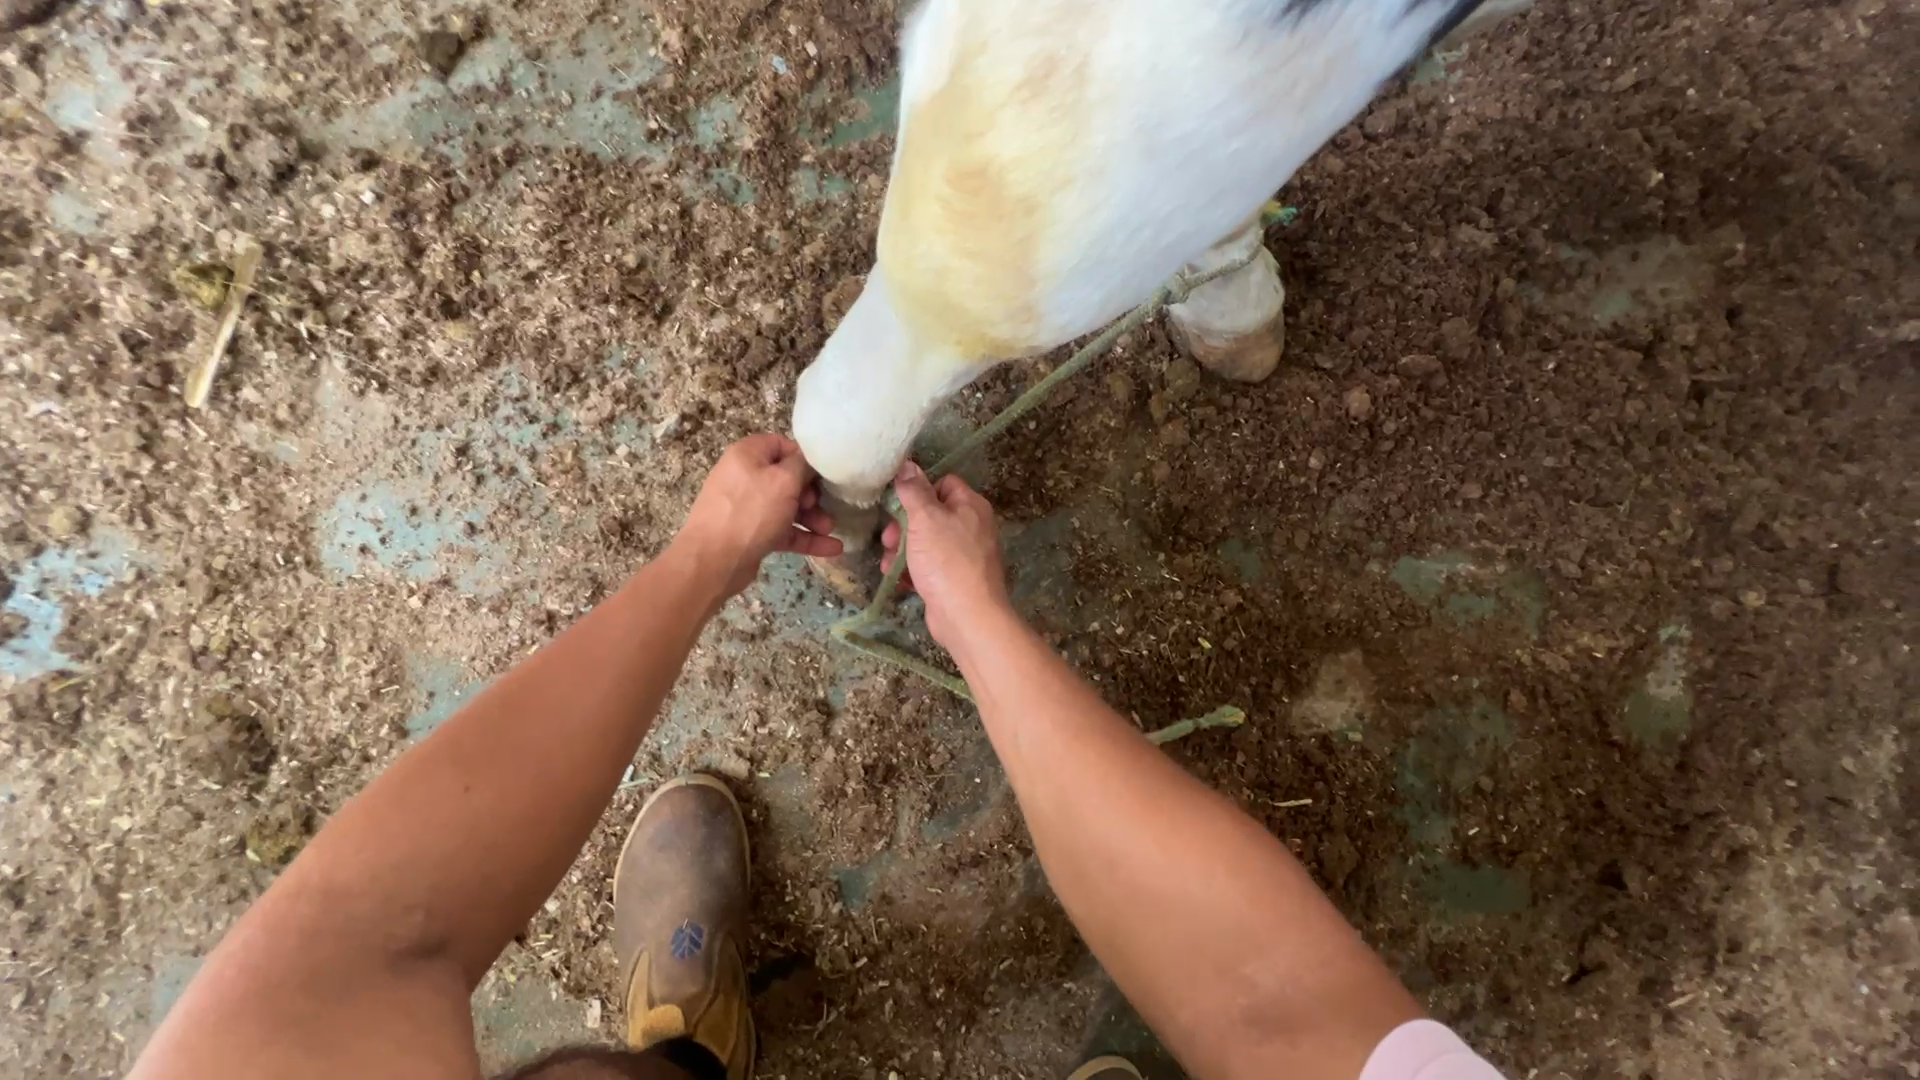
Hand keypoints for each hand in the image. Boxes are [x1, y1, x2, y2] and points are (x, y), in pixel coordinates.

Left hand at [675, 435, 842, 597]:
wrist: (713, 561)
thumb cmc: (751, 512)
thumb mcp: (783, 481)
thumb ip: (802, 465)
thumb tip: (809, 461)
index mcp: (747, 455)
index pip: (781, 445)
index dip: (804, 458)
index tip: (822, 473)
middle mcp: (745, 477)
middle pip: (787, 479)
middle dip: (812, 494)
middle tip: (823, 505)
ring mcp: (747, 508)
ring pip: (787, 507)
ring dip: (812, 518)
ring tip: (829, 529)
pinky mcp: (752, 534)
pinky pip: (783, 530)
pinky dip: (805, 537)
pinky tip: (831, 548)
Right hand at [881, 462, 1012, 649]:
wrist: (967, 616)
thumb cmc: (946, 561)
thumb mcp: (926, 519)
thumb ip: (915, 491)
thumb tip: (908, 464)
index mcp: (971, 506)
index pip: (944, 483)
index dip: (920, 491)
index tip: (900, 505)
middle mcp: (972, 526)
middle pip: (932, 514)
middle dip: (904, 526)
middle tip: (888, 539)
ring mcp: (965, 555)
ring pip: (926, 542)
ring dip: (903, 550)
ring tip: (888, 562)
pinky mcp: (956, 579)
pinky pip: (930, 566)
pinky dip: (913, 570)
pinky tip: (898, 579)